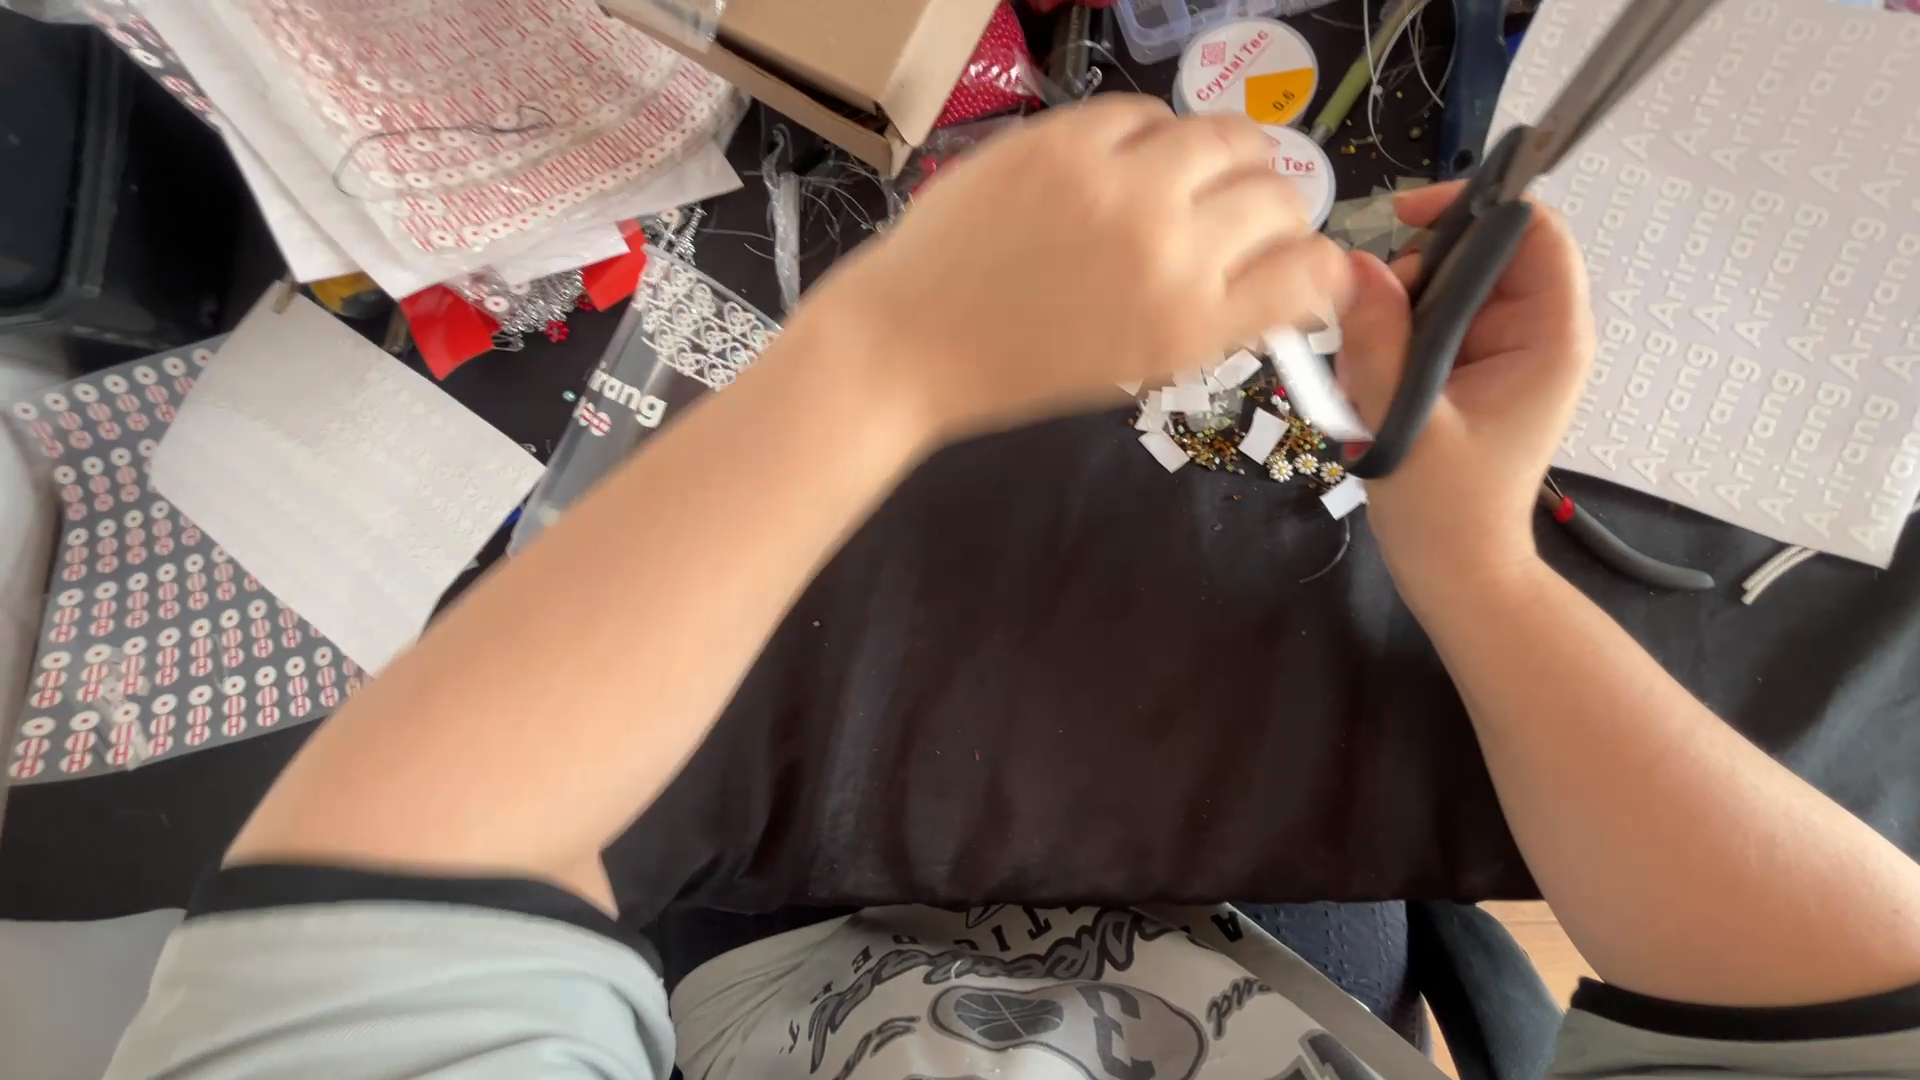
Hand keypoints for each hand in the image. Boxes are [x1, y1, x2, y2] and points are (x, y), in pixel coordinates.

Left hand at [795, 95, 1352, 442]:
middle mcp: (1171, 249)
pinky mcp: (1066, 138)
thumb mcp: (1128, 371)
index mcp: (1187, 328)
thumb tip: (1265, 275)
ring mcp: (1118, 183)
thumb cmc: (1017, 373)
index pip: (1309, 275)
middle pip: (1279, 197)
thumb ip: (1205, 321)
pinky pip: (1147, 114)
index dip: (1320, 270)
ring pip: (1227, 136)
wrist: (913, 342)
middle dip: (1276, 213)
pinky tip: (1135, 163)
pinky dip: (1155, 139)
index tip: (1301, 269)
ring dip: (1229, 160)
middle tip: (1244, 222)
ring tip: (1197, 181)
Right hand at [1336, 184, 1593, 600]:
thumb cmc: (1442, 508)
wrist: (1451, 568)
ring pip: (1438, 298)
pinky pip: (1424, 334)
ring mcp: (1496, 357)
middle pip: (1473, 261)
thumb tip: (1352, 266)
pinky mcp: (1465, 377)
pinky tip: (1366, 390)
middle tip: (1362, 332)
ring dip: (1389, 324)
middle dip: (1408, 283)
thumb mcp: (1403, 421)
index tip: (1397, 221)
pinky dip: (1387, 350)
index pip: (1528, 233)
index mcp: (1546, 339)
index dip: (1470, 208)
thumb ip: (1377, 342)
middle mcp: (1530, 336)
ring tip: (1360, 378)